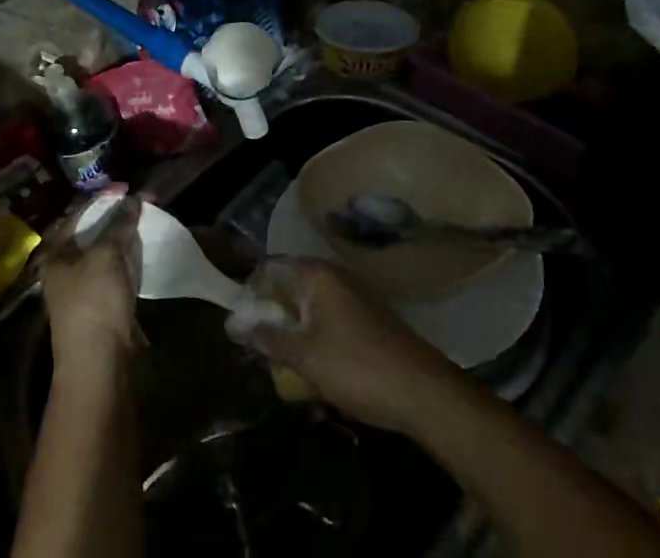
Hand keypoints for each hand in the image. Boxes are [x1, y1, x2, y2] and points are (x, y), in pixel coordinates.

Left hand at [40, 189, 142, 378]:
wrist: (99, 363)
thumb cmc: (94, 302)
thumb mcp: (106, 256)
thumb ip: (118, 224)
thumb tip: (132, 199)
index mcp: (55, 254)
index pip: (78, 214)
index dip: (102, 198)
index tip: (129, 189)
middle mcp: (65, 268)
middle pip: (91, 232)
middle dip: (116, 215)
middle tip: (143, 203)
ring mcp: (83, 287)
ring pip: (105, 251)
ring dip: (124, 236)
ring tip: (147, 220)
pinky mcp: (102, 303)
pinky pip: (115, 270)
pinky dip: (128, 257)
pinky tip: (143, 249)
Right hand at [234, 258, 464, 435]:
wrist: (423, 392)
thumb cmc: (356, 367)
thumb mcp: (303, 356)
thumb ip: (267, 337)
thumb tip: (236, 324)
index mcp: (318, 275)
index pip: (270, 268)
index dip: (249, 292)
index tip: (237, 323)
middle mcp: (336, 276)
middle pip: (289, 284)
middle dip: (270, 312)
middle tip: (256, 345)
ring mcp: (355, 295)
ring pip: (309, 303)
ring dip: (292, 327)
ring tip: (279, 359)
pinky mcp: (368, 317)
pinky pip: (329, 317)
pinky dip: (313, 334)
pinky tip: (310, 364)